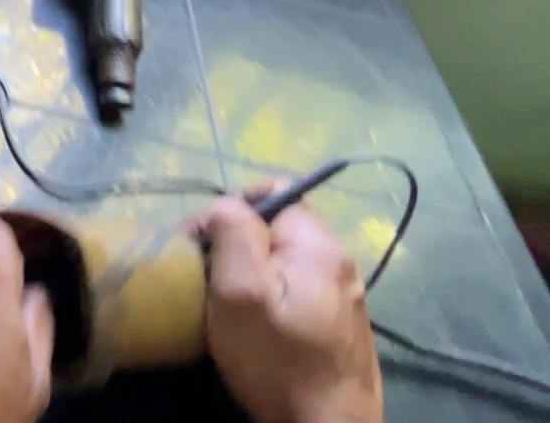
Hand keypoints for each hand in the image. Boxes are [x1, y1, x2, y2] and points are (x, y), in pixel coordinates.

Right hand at [196, 194, 382, 422]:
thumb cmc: (276, 358)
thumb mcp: (238, 288)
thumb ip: (232, 229)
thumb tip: (226, 204)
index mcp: (318, 244)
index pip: (270, 190)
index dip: (231, 207)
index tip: (206, 242)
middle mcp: (339, 261)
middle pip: (274, 222)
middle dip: (235, 238)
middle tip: (209, 274)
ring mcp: (343, 293)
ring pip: (281, 254)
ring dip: (248, 266)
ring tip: (226, 298)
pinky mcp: (337, 321)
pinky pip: (293, 282)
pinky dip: (267, 290)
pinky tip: (253, 319)